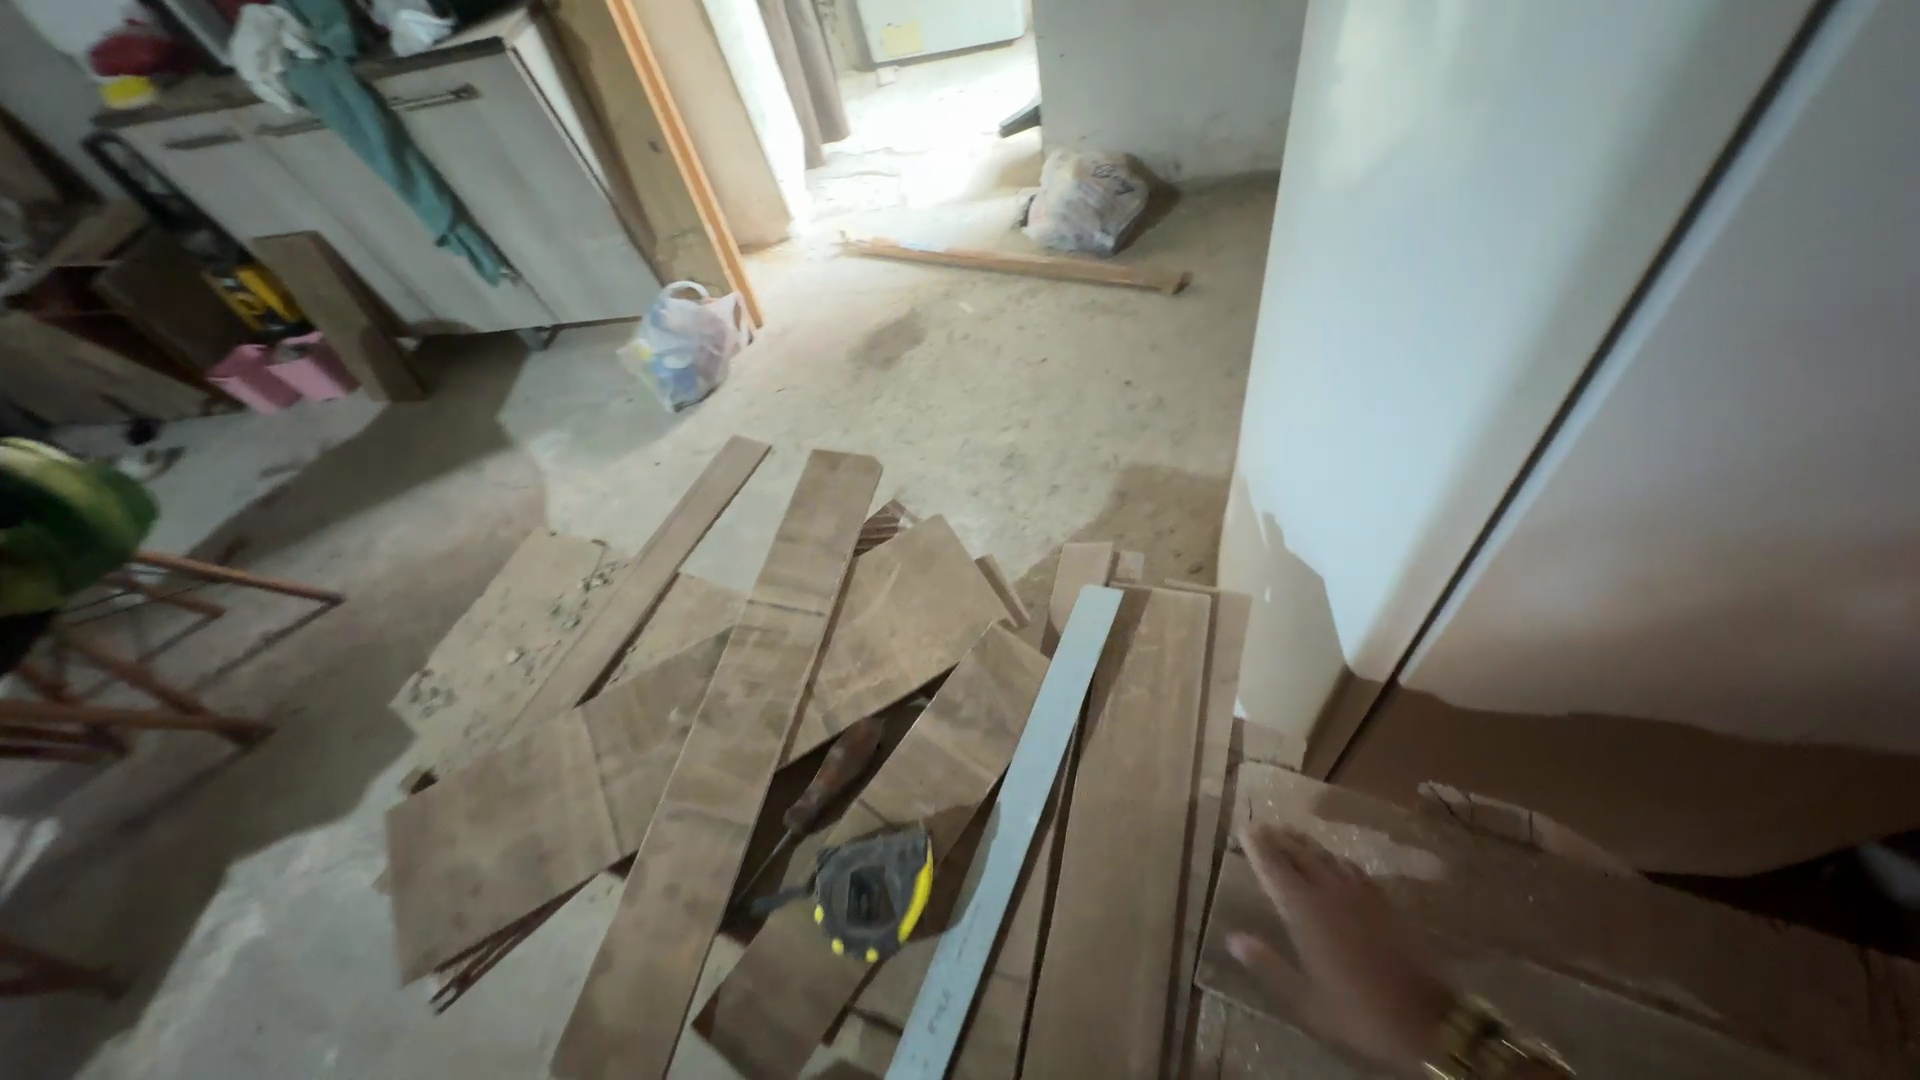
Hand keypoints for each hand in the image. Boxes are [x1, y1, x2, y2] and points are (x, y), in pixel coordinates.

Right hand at [1228, 823, 1456, 1074]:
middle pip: (1299, 854)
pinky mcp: (1384, 903)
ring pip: (1326, 856)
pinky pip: (1352, 868)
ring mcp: (1360, 895)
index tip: (1244, 829)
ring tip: (1289, 832)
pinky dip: (1335, 857)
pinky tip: (1333, 859)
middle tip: (1262, 825)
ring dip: (1304, 842)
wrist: (1426, 1021)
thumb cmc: (1357, 1013)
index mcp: (1304, 912)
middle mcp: (1329, 893)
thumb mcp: (1304, 1000)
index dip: (1258, 847)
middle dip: (1278, 838)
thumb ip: (1267, 965)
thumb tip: (1233, 939)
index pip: (1274, 868)